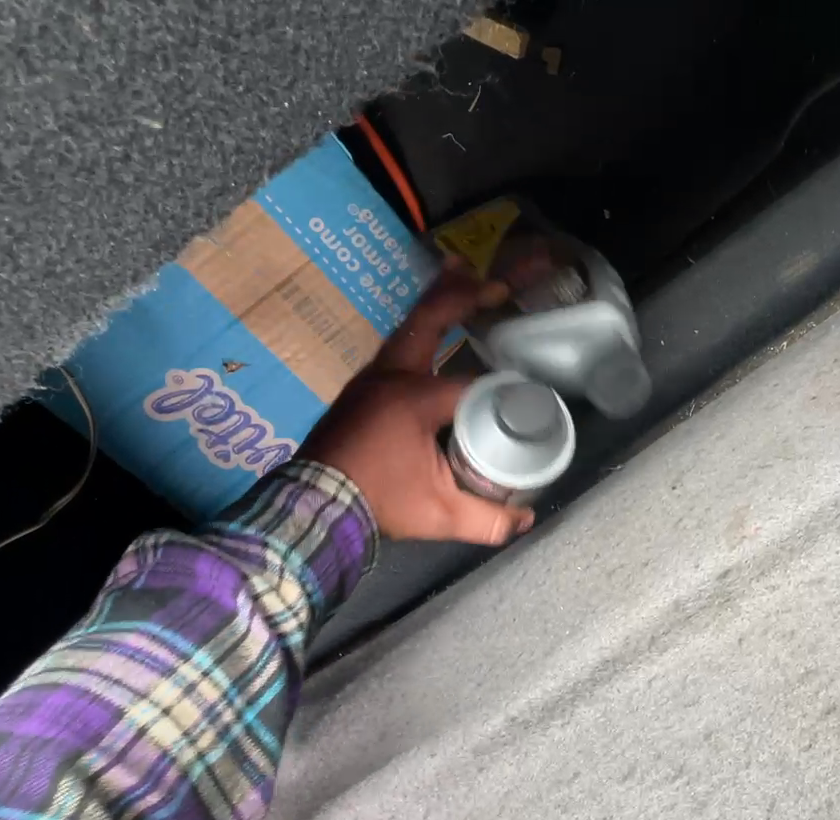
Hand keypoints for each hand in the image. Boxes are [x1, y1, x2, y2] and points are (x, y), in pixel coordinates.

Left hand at [299, 262, 534, 545]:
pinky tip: (430, 333)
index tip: (526, 401)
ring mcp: (372, 380)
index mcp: (417, 398)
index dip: (504, 394)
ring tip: (459, 278)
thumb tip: (526, 521)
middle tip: (493, 280)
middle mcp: (392, 377)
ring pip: (411, 330)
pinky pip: (398, 347)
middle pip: (432, 322)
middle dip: (462, 297)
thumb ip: (489, 519)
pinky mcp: (362, 391)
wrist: (313, 506)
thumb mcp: (440, 515)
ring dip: (437, 306)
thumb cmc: (377, 501)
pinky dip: (419, 329)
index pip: (474, 387)